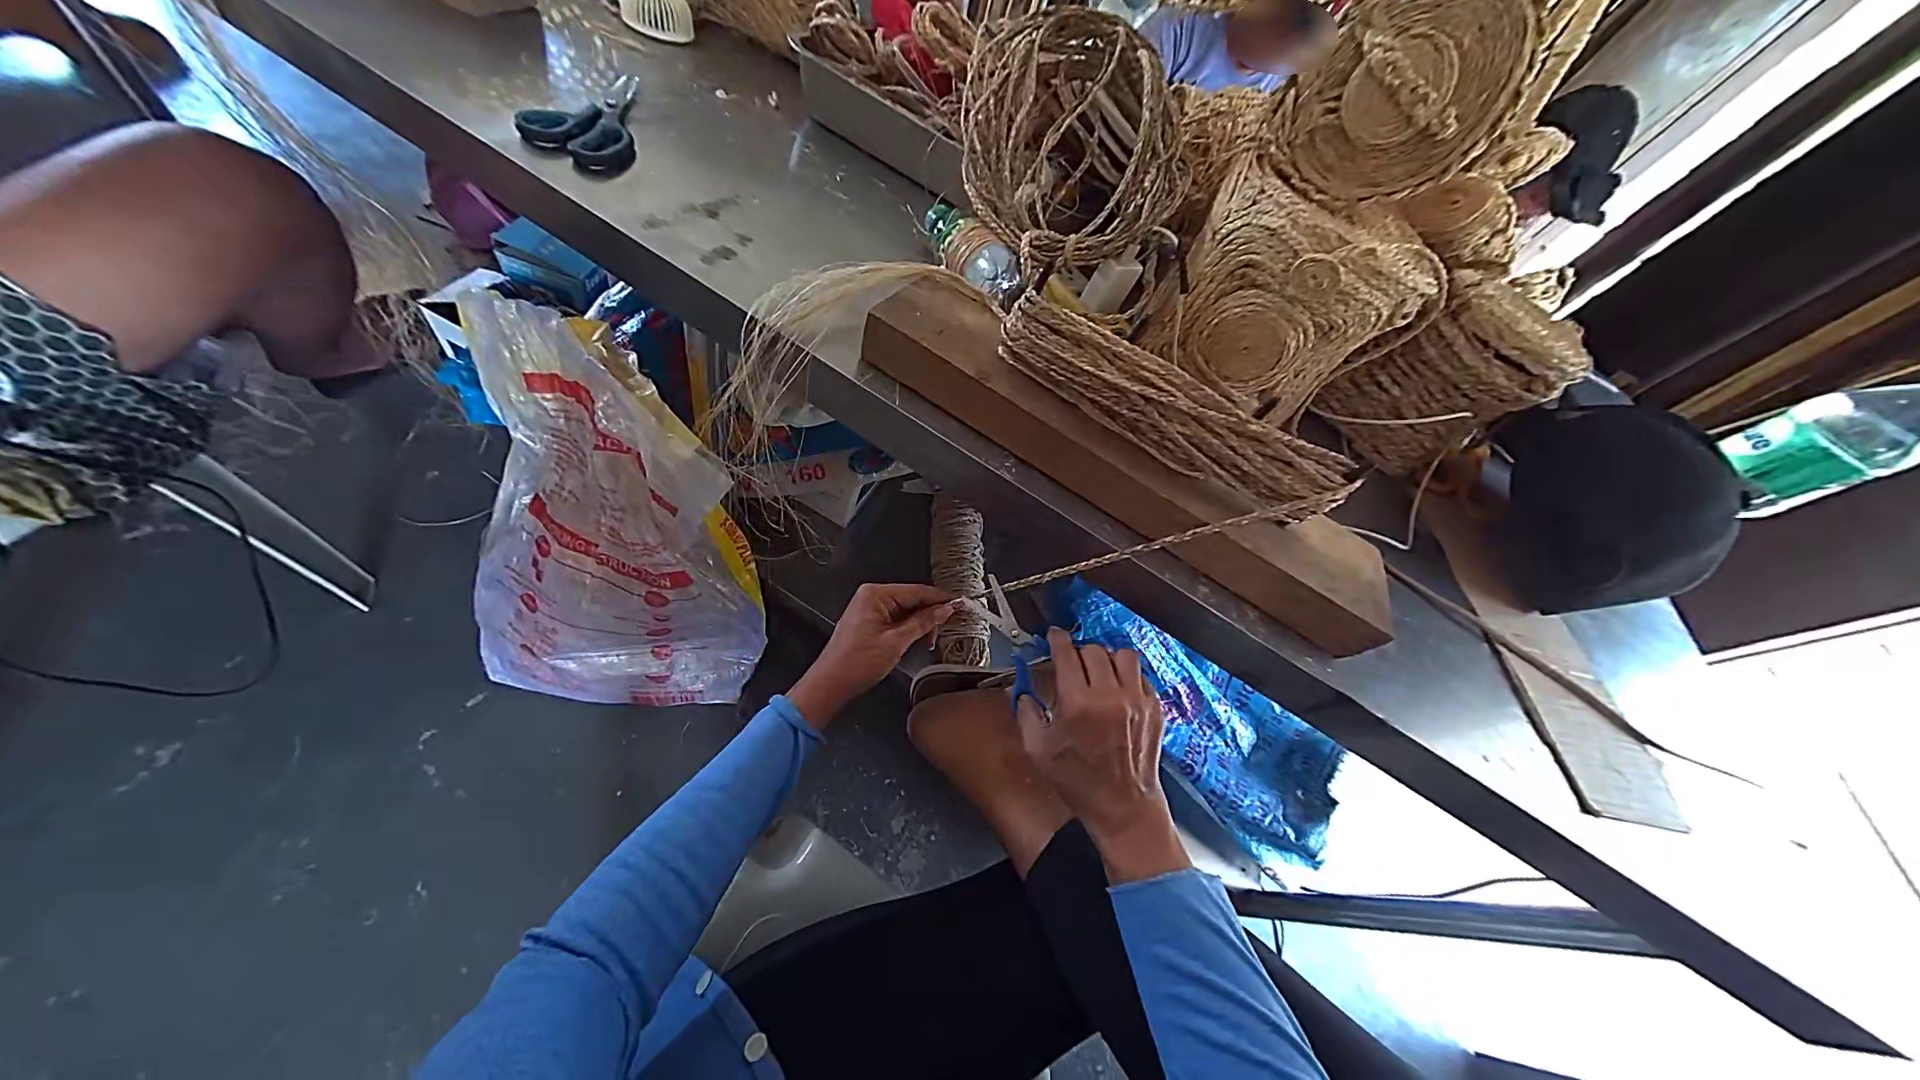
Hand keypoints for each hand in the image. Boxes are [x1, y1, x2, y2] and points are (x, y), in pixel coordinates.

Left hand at [787, 584, 958, 729]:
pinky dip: (909, 629)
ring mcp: (869, 609)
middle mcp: (871, 596)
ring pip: (905, 611)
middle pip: (911, 599)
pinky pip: (896, 619)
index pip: (916, 591)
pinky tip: (919, 639)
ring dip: (921, 624)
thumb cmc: (857, 663)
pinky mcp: (869, 622)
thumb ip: (923, 623)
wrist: (830, 684)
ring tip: (933, 639)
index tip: (960, 605)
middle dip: (931, 614)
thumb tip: (945, 610)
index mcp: (875, 594)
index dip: (940, 599)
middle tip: (950, 626)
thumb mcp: (896, 642)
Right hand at [1016, 628, 1188, 883]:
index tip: (1054, 636)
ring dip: (1106, 657)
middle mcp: (1110, 696)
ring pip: (1123, 655)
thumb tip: (1021, 691)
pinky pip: (1141, 675)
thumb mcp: (1038, 750)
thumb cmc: (1079, 782)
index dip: (1057, 639)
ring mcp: (1136, 701)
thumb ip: (1026, 714)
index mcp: (1078, 703)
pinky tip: (1116, 688)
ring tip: (1098, 669)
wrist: (1122, 806)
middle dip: (1078, 651)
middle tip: (1071, 661)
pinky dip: (1127, 675)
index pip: (1067, 653)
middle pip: (1093, 650)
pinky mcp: (1154, 708)